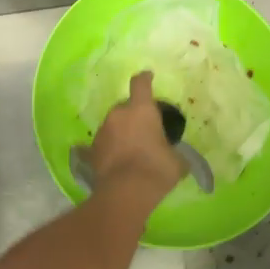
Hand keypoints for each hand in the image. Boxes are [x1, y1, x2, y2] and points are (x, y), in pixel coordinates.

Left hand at [90, 71, 185, 206]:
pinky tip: (114, 160)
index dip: (145, 78)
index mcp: (141, 110)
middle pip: (125, 108)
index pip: (141, 84)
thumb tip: (177, 158)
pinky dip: (108, 149)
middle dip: (133, 116)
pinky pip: (102, 145)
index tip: (148, 76)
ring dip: (120, 132)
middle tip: (143, 131)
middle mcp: (118, 115)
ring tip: (130, 149)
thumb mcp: (177, 161)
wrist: (126, 192)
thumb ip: (175, 153)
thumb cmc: (156, 169)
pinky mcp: (92, 150)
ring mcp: (102, 132)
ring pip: (113, 125)